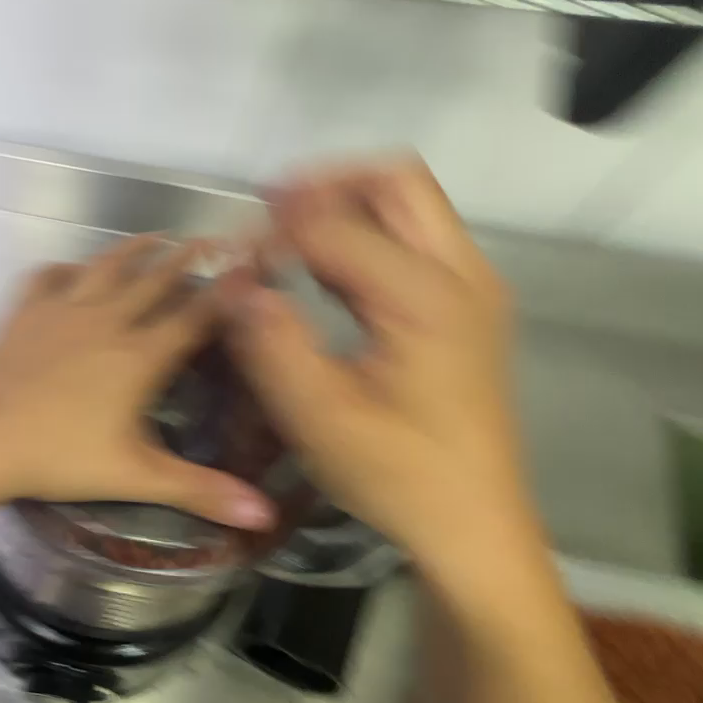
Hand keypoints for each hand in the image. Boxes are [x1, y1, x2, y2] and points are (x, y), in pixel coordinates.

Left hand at [0, 235, 274, 528]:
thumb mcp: (136, 477)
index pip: (197, 315)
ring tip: (157, 238)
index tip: (253, 272)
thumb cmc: (60, 459)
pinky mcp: (22, 314)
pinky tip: (73, 271)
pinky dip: (66, 268)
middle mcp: (107, 320)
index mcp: (141, 355)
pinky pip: (48, 276)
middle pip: (156, 279)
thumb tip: (266, 517)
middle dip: (190, 259)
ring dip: (135, 249)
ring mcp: (61, 311)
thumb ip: (200, 491)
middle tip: (215, 240)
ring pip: (106, 265)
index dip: (228, 293)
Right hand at [216, 158, 536, 569]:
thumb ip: (273, 344)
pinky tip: (321, 269)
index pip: (337, 227)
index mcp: (425, 298)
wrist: (472, 520)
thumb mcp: (319, 418)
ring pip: (410, 205)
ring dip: (345, 205)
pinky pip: (415, 240)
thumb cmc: (396, 475)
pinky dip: (365, 236)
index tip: (231, 258)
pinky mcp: (466, 309)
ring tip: (283, 235)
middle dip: (325, 184)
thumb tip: (235, 287)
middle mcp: (461, 274)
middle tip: (263, 211)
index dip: (276, 232)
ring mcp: (471, 288)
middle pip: (397, 182)